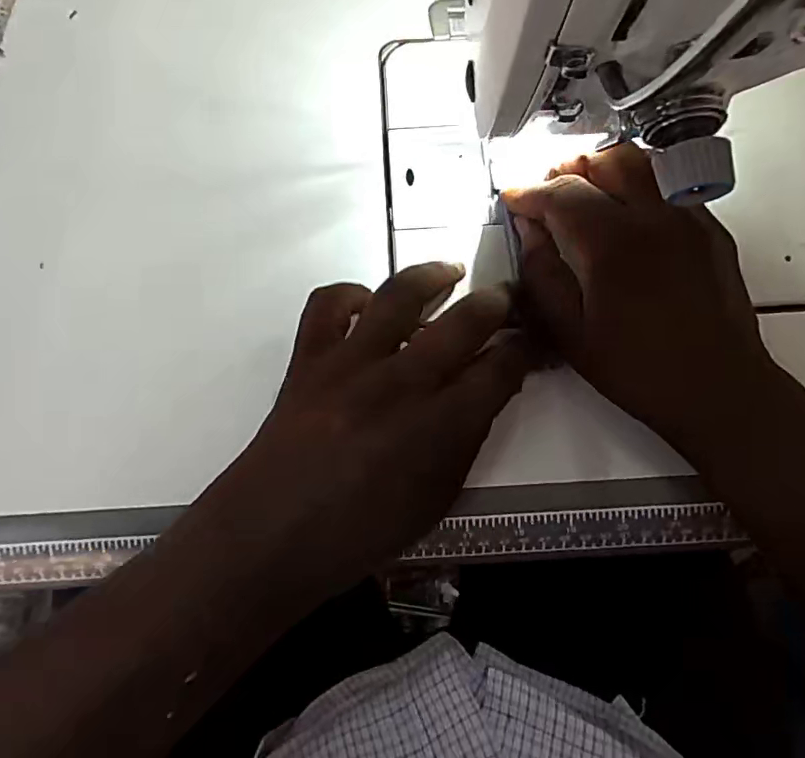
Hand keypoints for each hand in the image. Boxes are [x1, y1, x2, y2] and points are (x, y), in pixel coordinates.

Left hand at [185, 263, 530, 601]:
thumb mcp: (435, 499)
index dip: (523, 350)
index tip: (529, 341)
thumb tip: (482, 395)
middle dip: (495, 304)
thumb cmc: (359, 532)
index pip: (499, 370)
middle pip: (462, 323)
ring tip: (448, 272)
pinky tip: (367, 303)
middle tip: (505, 296)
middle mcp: (400, 382)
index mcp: (440, 426)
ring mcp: (351, 362)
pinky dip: (350, 293)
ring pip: (398, 295)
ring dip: (430, 276)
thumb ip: (464, 442)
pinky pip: (328, 304)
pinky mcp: (310, 356)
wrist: (274, 530)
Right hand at [500, 144, 771, 436]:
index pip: (562, 192)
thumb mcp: (569, 330)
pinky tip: (623, 213)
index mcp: (614, 246)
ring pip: (642, 162)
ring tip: (584, 193)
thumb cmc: (645, 370)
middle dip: (566, 171)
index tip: (515, 199)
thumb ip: (541, 273)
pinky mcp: (711, 230)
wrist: (718, 390)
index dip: (529, 192)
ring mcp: (689, 222)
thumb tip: (529, 232)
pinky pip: (669, 185)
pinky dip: (639, 183)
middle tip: (546, 195)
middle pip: (604, 162)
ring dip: (604, 170)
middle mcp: (656, 222)